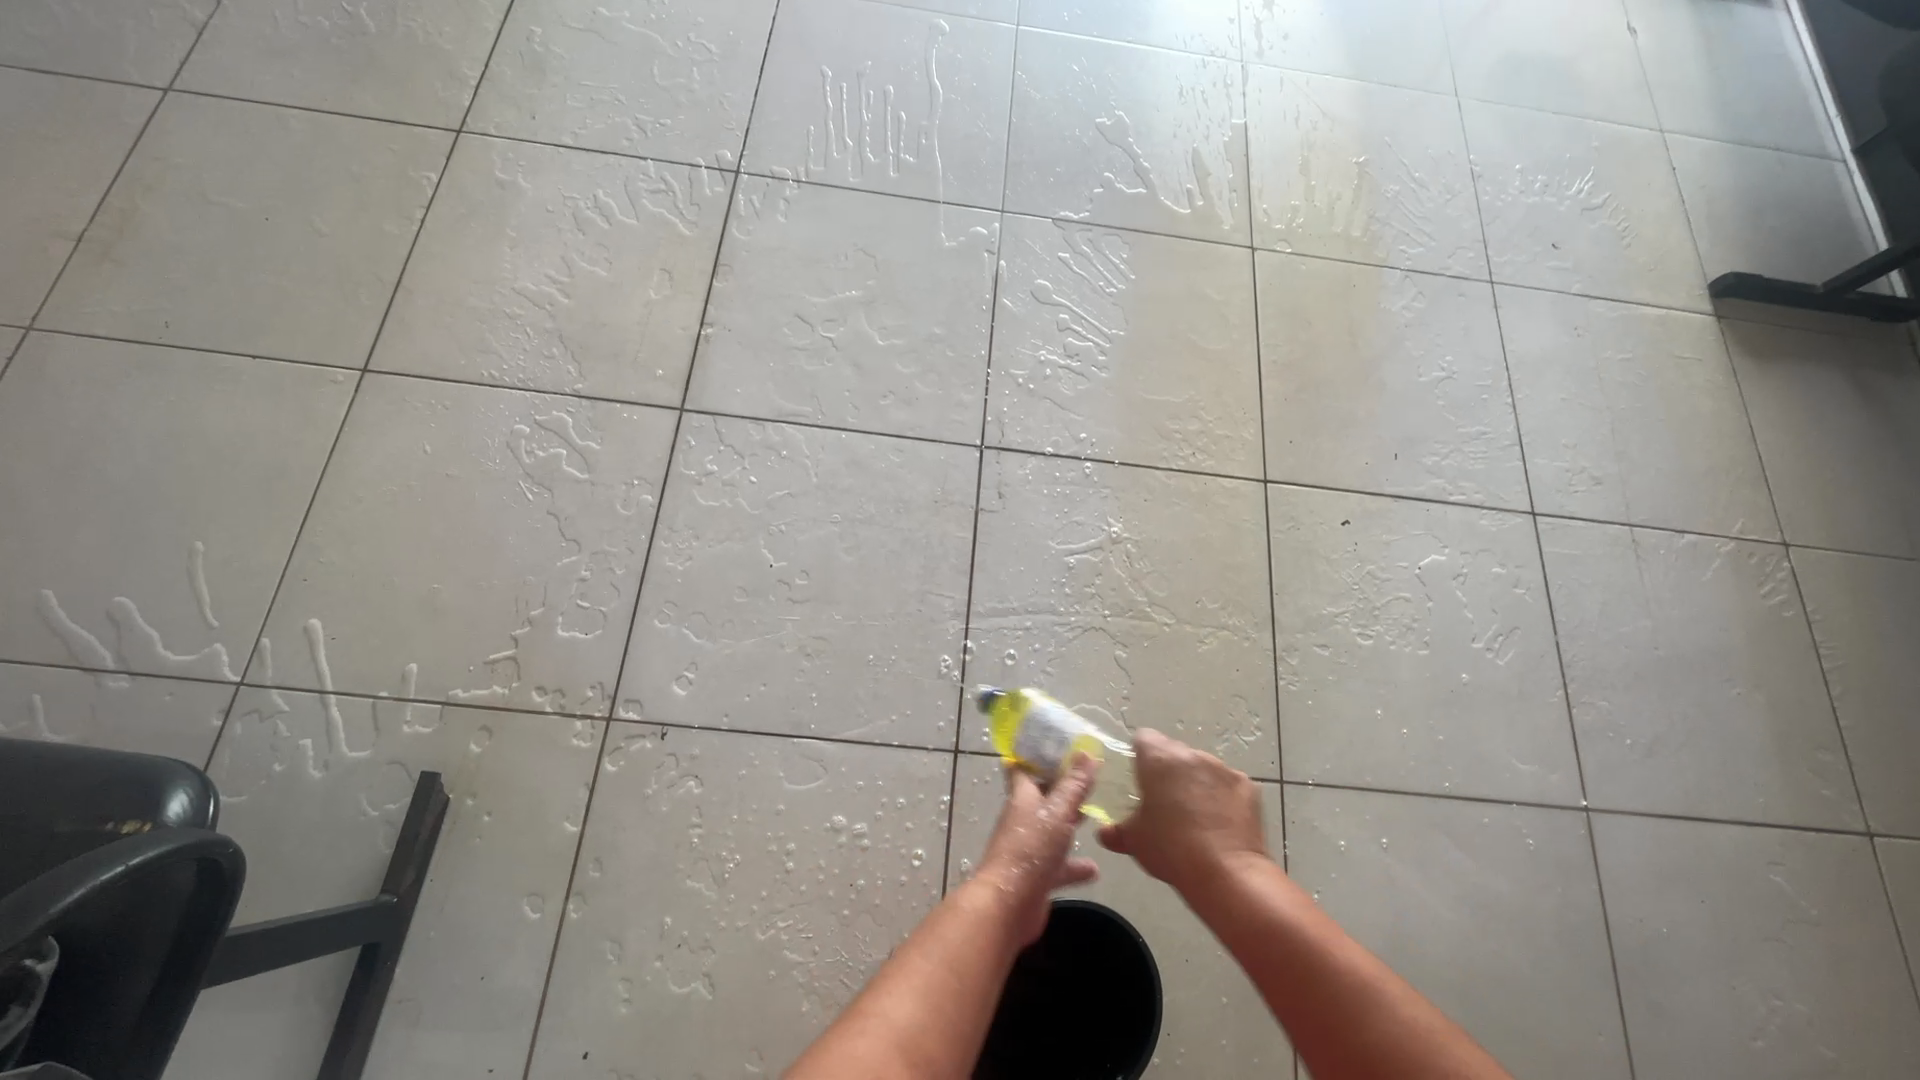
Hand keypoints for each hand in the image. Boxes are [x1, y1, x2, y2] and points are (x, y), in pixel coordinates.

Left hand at [971, 755, 1099, 945]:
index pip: (1023, 769)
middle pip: (1041, 800)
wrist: (1008, 905)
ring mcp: (1028, 850)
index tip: (1062, 749)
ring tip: (1093, 818)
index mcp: (1022, 799)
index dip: (1037, 758)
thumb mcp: (1057, 812)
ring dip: (1068, 827)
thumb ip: (1073, 785)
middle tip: (1088, 782)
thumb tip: (1087, 752)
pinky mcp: (1036, 878)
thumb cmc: (1030, 849)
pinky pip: (1058, 867)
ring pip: (1051, 833)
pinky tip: (1094, 869)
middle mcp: (1022, 821)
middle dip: (1062, 791)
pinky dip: (1074, 867)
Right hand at [1098, 729, 1269, 893]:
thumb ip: (1117, 832)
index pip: (1144, 738)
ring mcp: (1223, 769)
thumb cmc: (1170, 849)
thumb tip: (1105, 834)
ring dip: (1196, 782)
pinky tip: (1221, 823)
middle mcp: (1191, 756)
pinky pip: (1227, 785)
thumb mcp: (1135, 842)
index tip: (1140, 778)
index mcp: (1158, 760)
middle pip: (1175, 752)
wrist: (1225, 872)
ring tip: (1196, 816)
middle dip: (1169, 770)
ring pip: (1203, 767)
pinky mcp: (1247, 786)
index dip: (1140, 755)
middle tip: (1165, 801)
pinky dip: (1222, 797)